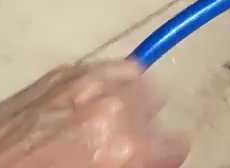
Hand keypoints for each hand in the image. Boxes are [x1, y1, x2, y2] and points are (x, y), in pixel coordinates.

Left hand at [0, 61, 188, 167]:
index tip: (146, 163)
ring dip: (122, 102)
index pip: (175, 142)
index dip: (159, 158)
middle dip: (140, 129)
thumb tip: (142, 153)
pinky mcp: (54, 75)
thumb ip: (128, 161)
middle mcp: (112, 103)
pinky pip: (99, 71)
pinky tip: (71, 117)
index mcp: (124, 146)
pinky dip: (97, 89)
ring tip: (94, 132)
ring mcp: (82, 81)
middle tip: (112, 154)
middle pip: (156, 102)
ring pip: (133, 78)